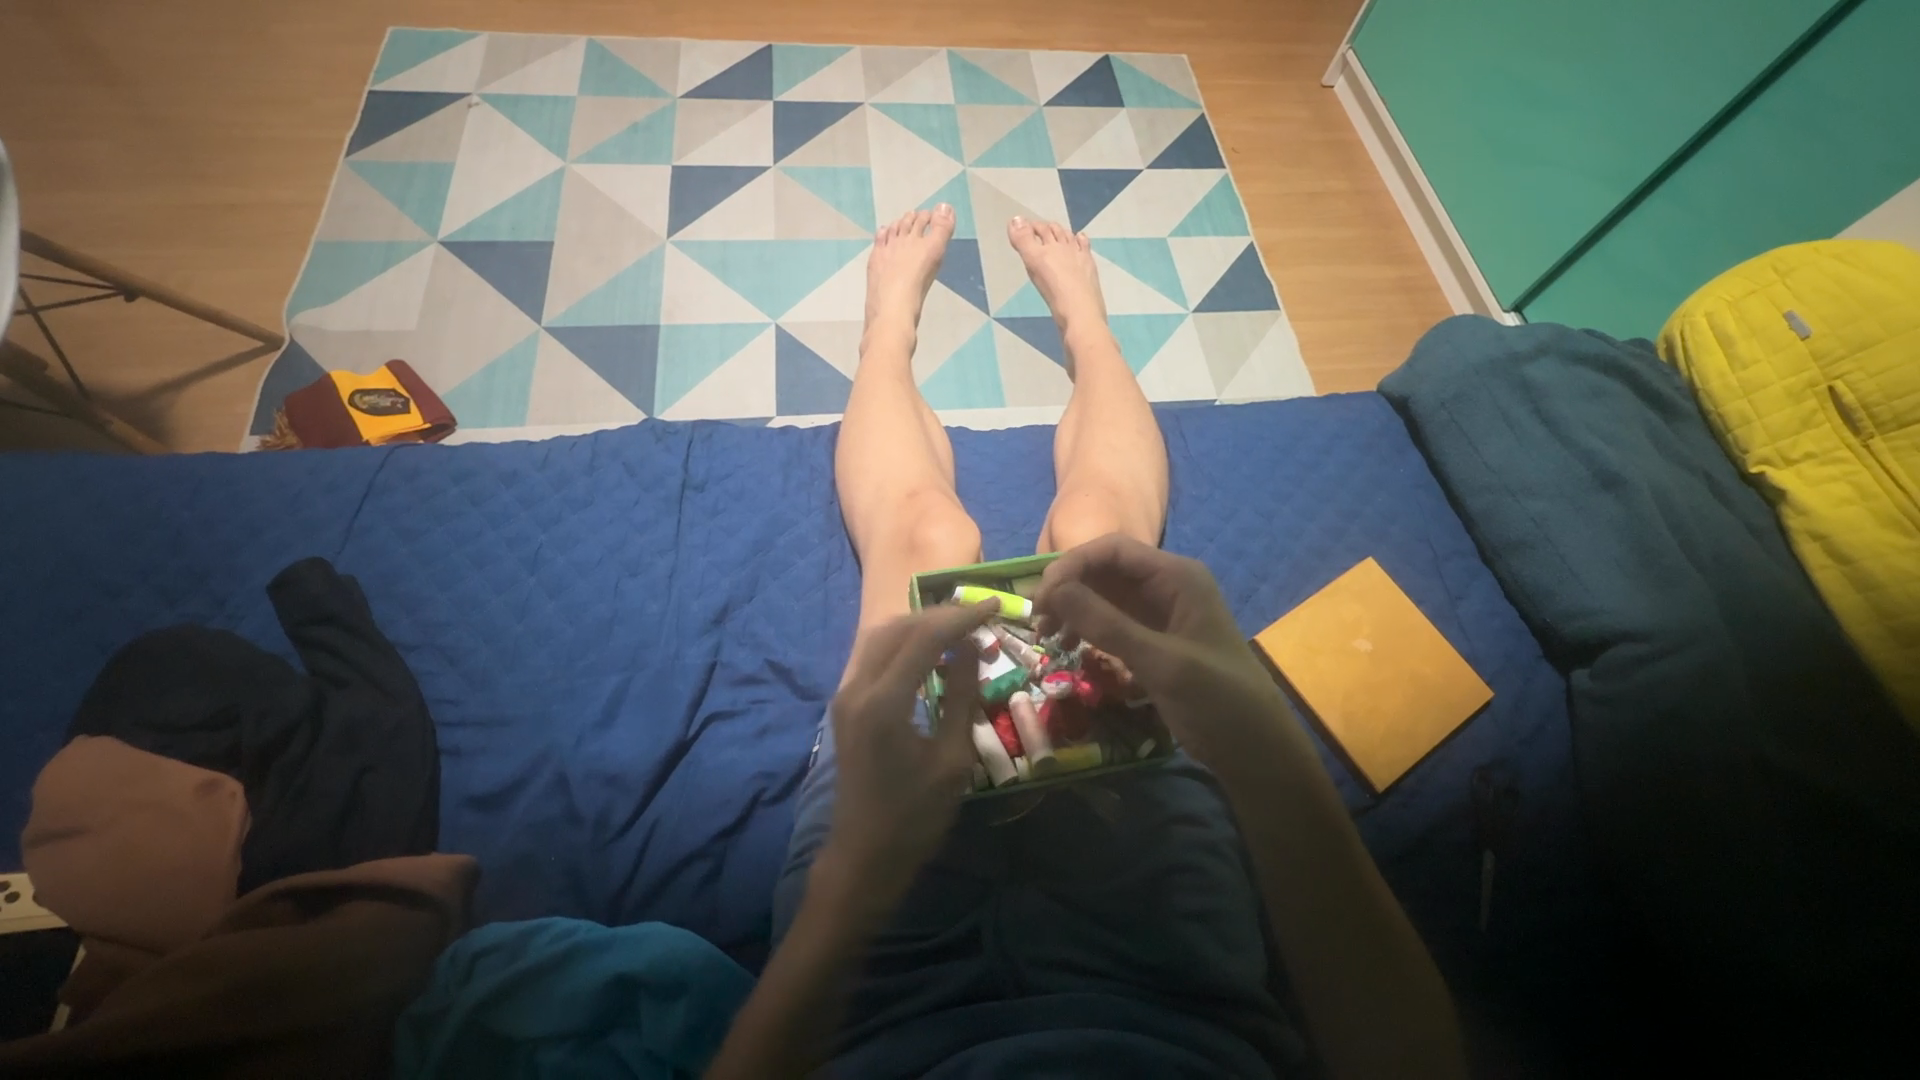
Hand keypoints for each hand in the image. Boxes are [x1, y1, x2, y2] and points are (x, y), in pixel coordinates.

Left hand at [821, 602, 995, 902]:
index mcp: (883, 704)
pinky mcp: (845, 703)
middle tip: (979, 614)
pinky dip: (903, 642)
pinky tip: (931, 652)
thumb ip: (961, 696)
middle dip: (940, 614)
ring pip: (880, 636)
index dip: (960, 617)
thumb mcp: (953, 759)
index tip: (994, 606)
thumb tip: (972, 646)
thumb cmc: (916, 815)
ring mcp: (845, 695)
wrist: (865, 854)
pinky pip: (873, 655)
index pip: (923, 638)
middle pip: (897, 628)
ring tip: (959, 627)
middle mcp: (856, 689)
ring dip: (919, 624)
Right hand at [1033, 534, 1296, 769]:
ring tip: (1047, 638)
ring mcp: (1159, 615)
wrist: (1255, 750)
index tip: (1041, 598)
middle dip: (1067, 590)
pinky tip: (1069, 650)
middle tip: (1038, 623)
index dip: (1072, 566)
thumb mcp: (1160, 661)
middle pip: (1104, 570)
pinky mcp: (1152, 642)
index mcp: (1177, 577)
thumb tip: (1052, 591)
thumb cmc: (1218, 700)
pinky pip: (1110, 623)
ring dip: (1072, 611)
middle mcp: (1166, 587)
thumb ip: (1106, 624)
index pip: (1113, 549)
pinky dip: (1086, 631)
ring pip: (1103, 597)